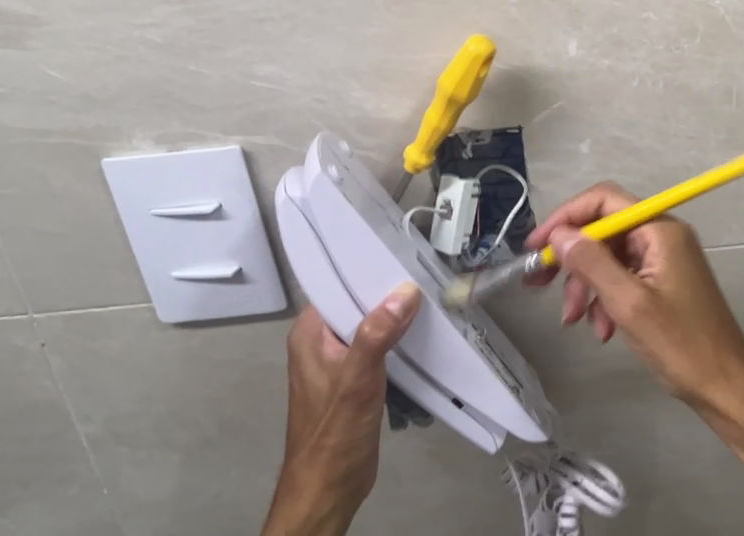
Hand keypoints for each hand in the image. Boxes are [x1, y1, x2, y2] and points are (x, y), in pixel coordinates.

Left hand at [262, 285, 421, 535]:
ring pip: (373, 323)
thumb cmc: (334, 434)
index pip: (340, 284)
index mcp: (311, 333)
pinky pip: (381, 345)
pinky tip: (425, 332)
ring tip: (432, 296)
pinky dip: (400, 338)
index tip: (406, 254)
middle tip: (428, 272)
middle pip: (359, 302)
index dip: (371, 268)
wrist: (329, 490)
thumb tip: (406, 291)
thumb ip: (377, 334)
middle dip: (391, 292)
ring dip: (398, 316)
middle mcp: (322, 340)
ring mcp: (339, 360)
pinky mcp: (357, 378)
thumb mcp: (356, 381)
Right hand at [526, 182, 743, 421]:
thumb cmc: (681, 344)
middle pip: (604, 230)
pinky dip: (606, 299)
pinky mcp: (664, 282)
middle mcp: (663, 235)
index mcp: (660, 229)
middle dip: (573, 260)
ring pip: (609, 257)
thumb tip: (560, 235)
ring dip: (587, 286)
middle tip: (541, 287)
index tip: (535, 247)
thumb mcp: (628, 304)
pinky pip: (624, 278)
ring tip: (576, 321)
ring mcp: (665, 259)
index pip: (604, 200)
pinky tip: (604, 330)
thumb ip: (592, 264)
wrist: (725, 386)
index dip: (565, 218)